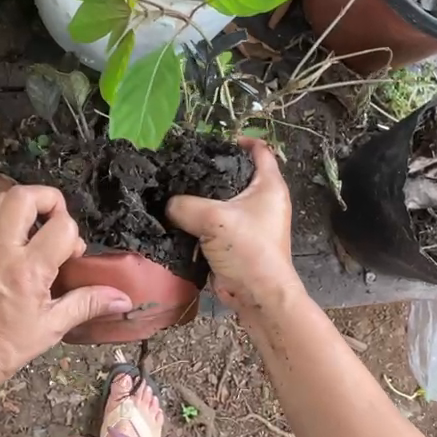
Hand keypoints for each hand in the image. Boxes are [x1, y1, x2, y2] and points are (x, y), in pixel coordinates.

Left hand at [0, 185, 132, 395]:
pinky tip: (23, 243)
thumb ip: (88, 303)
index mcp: (27, 270)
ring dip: (28, 204)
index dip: (74, 237)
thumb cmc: (6, 346)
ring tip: (41, 229)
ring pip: (3, 199)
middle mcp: (3, 250)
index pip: (61, 227)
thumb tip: (122, 298)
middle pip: (24, 196)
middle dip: (50, 200)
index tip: (72, 257)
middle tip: (59, 224)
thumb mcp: (53, 326)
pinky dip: (11, 217)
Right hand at [166, 136, 299, 308]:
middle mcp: (262, 201)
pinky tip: (179, 217)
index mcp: (269, 186)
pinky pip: (215, 223)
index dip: (241, 140)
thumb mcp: (212, 219)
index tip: (215, 141)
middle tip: (186, 166)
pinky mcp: (236, 241)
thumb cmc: (247, 250)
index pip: (260, 151)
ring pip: (223, 200)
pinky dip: (200, 220)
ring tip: (176, 189)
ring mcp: (250, 223)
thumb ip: (184, 205)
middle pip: (237, 175)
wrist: (258, 295)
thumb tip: (167, 204)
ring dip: (203, 198)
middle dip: (213, 170)